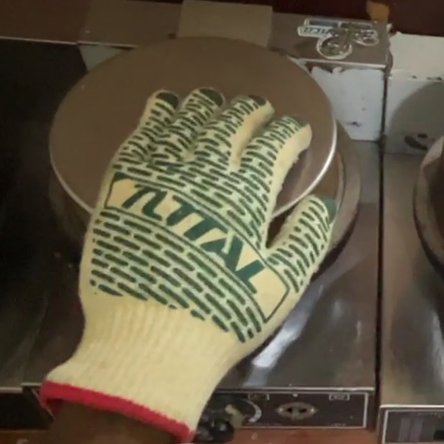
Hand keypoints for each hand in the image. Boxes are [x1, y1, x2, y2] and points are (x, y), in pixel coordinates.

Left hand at [43, 88, 337, 440]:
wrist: (150, 343)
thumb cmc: (223, 316)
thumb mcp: (283, 286)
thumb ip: (306, 237)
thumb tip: (323, 201)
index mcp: (247, 198)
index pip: (274, 146)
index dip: (290, 132)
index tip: (298, 130)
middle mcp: (204, 176)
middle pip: (229, 126)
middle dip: (249, 111)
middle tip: (258, 107)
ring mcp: (158, 179)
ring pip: (183, 125)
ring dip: (202, 106)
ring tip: (211, 99)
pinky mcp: (121, 191)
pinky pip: (138, 141)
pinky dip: (152, 119)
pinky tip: (160, 109)